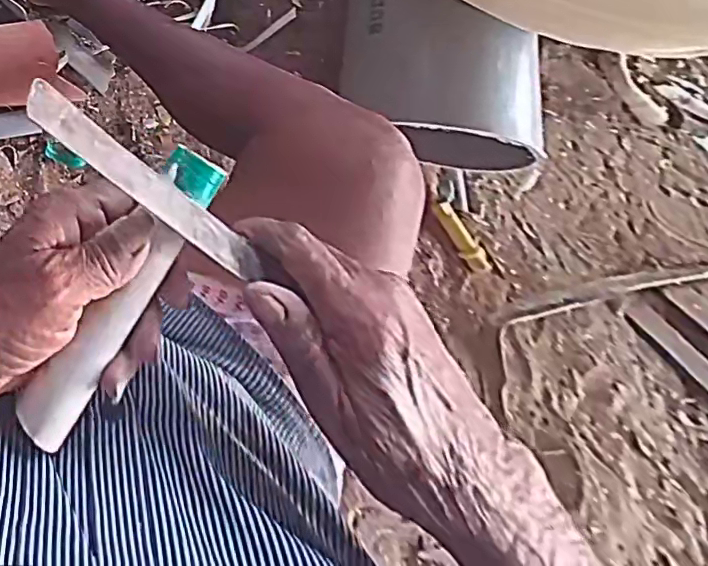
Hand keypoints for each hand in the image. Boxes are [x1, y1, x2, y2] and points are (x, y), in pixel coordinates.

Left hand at [0, 180, 154, 400]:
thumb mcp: (58, 284)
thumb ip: (108, 257)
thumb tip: (151, 227)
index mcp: (68, 217)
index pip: (129, 203)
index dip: (161, 226)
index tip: (181, 259)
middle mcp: (76, 242)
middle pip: (138, 256)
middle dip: (149, 297)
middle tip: (157, 323)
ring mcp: (77, 280)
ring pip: (129, 298)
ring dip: (134, 334)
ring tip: (123, 365)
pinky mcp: (75, 314)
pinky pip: (112, 326)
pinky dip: (117, 350)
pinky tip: (109, 375)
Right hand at [239, 219, 595, 565]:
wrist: (471, 474)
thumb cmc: (404, 452)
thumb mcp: (331, 404)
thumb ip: (295, 338)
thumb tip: (259, 291)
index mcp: (360, 311)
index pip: (299, 244)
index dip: (261, 232)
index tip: (236, 235)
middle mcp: (383, 291)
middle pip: (313, 249)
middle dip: (273, 257)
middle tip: (244, 280)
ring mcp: (398, 296)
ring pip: (331, 263)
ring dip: (297, 273)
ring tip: (277, 308)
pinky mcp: (404, 306)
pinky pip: (351, 278)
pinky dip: (322, 286)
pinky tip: (314, 319)